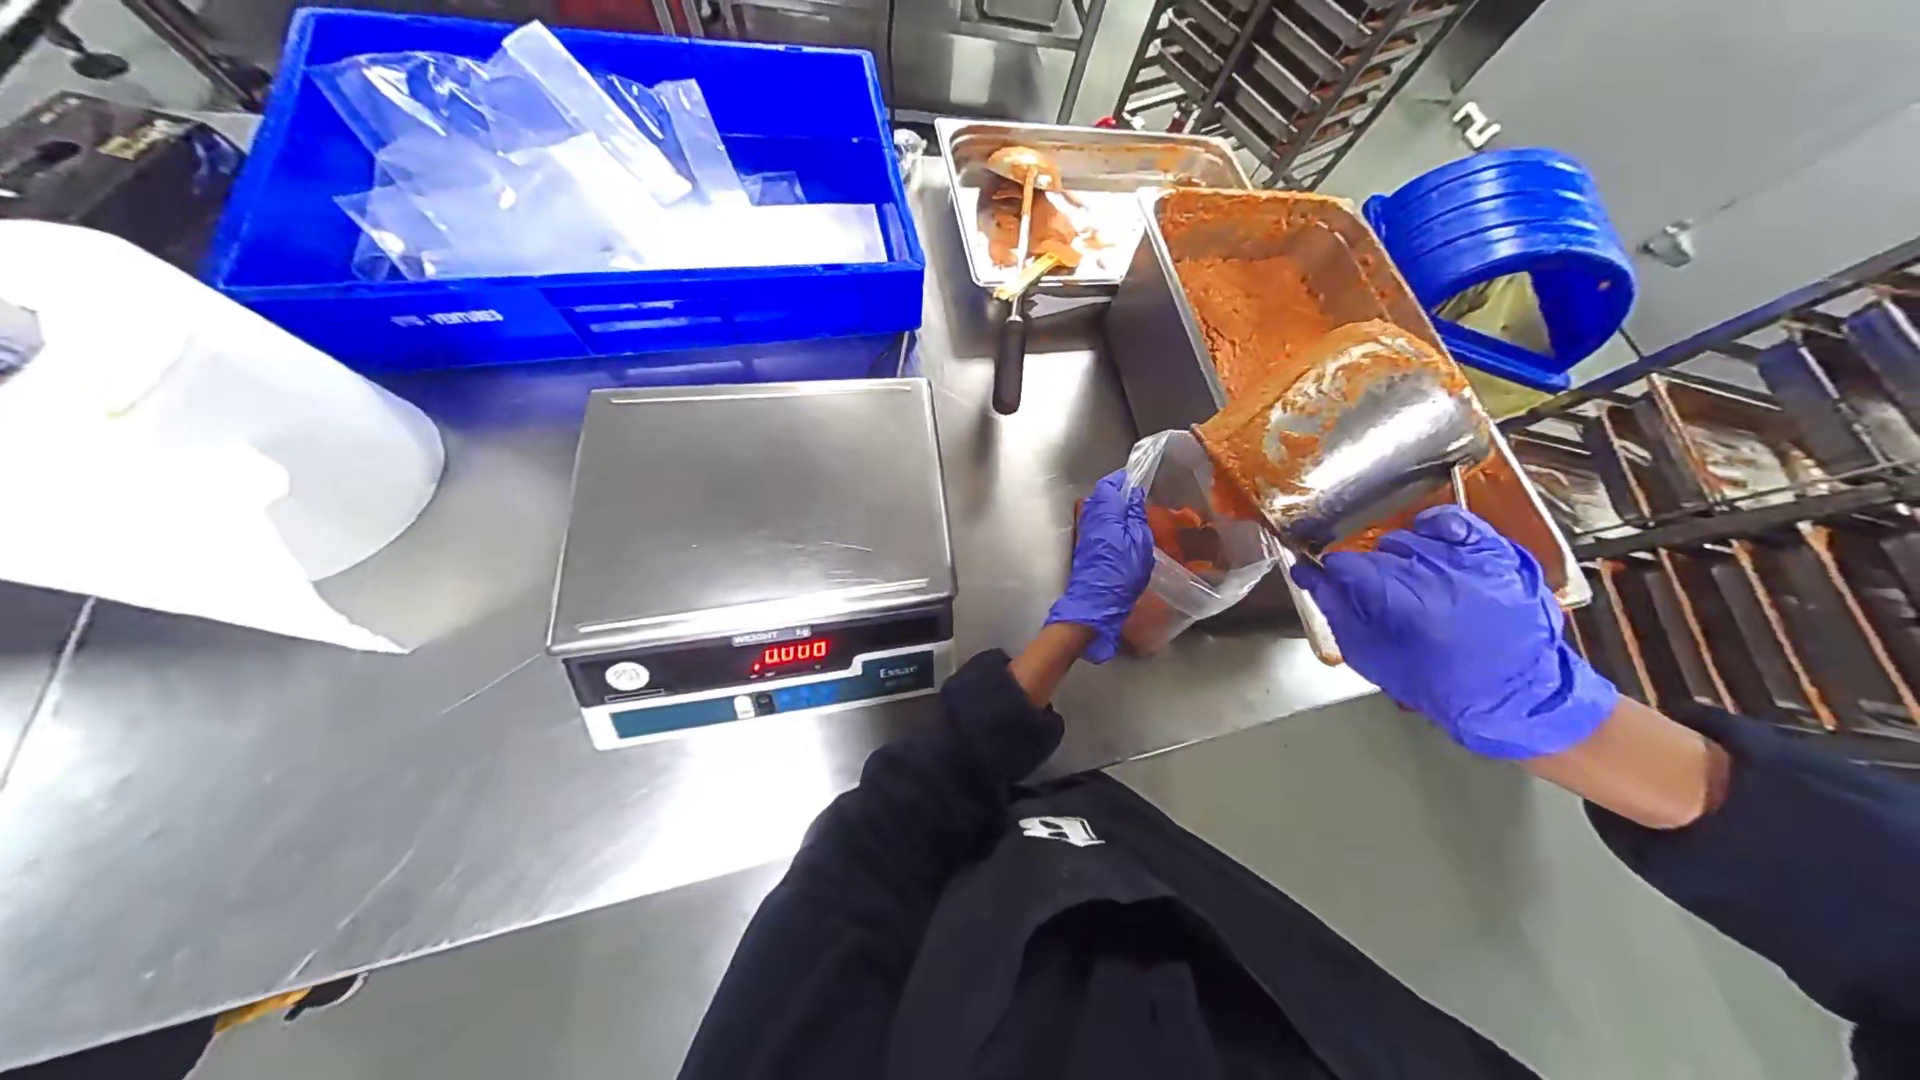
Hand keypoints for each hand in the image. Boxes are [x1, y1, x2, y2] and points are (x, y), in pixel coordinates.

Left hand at [1045, 469, 1153, 662]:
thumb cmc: (1122, 572)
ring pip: (1097, 510)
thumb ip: (1135, 515)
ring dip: (1112, 509)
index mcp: (1103, 511)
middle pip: (1101, 496)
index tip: (1137, 480)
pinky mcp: (1082, 547)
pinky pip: (1095, 525)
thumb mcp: (1139, 541)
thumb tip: (1133, 494)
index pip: (1110, 484)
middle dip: (1118, 493)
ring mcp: (1083, 532)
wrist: (1096, 602)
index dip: (1123, 480)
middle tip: (1137, 498)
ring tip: (1131, 515)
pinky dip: (1108, 523)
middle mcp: (1088, 518)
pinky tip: (1121, 532)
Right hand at [1289, 505, 1616, 758]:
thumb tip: (1307, 575)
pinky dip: (1435, 526)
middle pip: (1374, 551)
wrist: (1519, 698)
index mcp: (1401, 599)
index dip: (1333, 575)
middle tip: (1377, 598)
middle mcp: (1435, 571)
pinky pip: (1454, 520)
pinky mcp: (1496, 553)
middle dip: (1367, 573)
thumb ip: (1335, 610)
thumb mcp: (1371, 656)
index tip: (1335, 585)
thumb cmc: (1439, 685)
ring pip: (1408, 537)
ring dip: (1399, 556)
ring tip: (1410, 584)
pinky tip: (1429, 544)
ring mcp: (1470, 559)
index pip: (1345, 563)